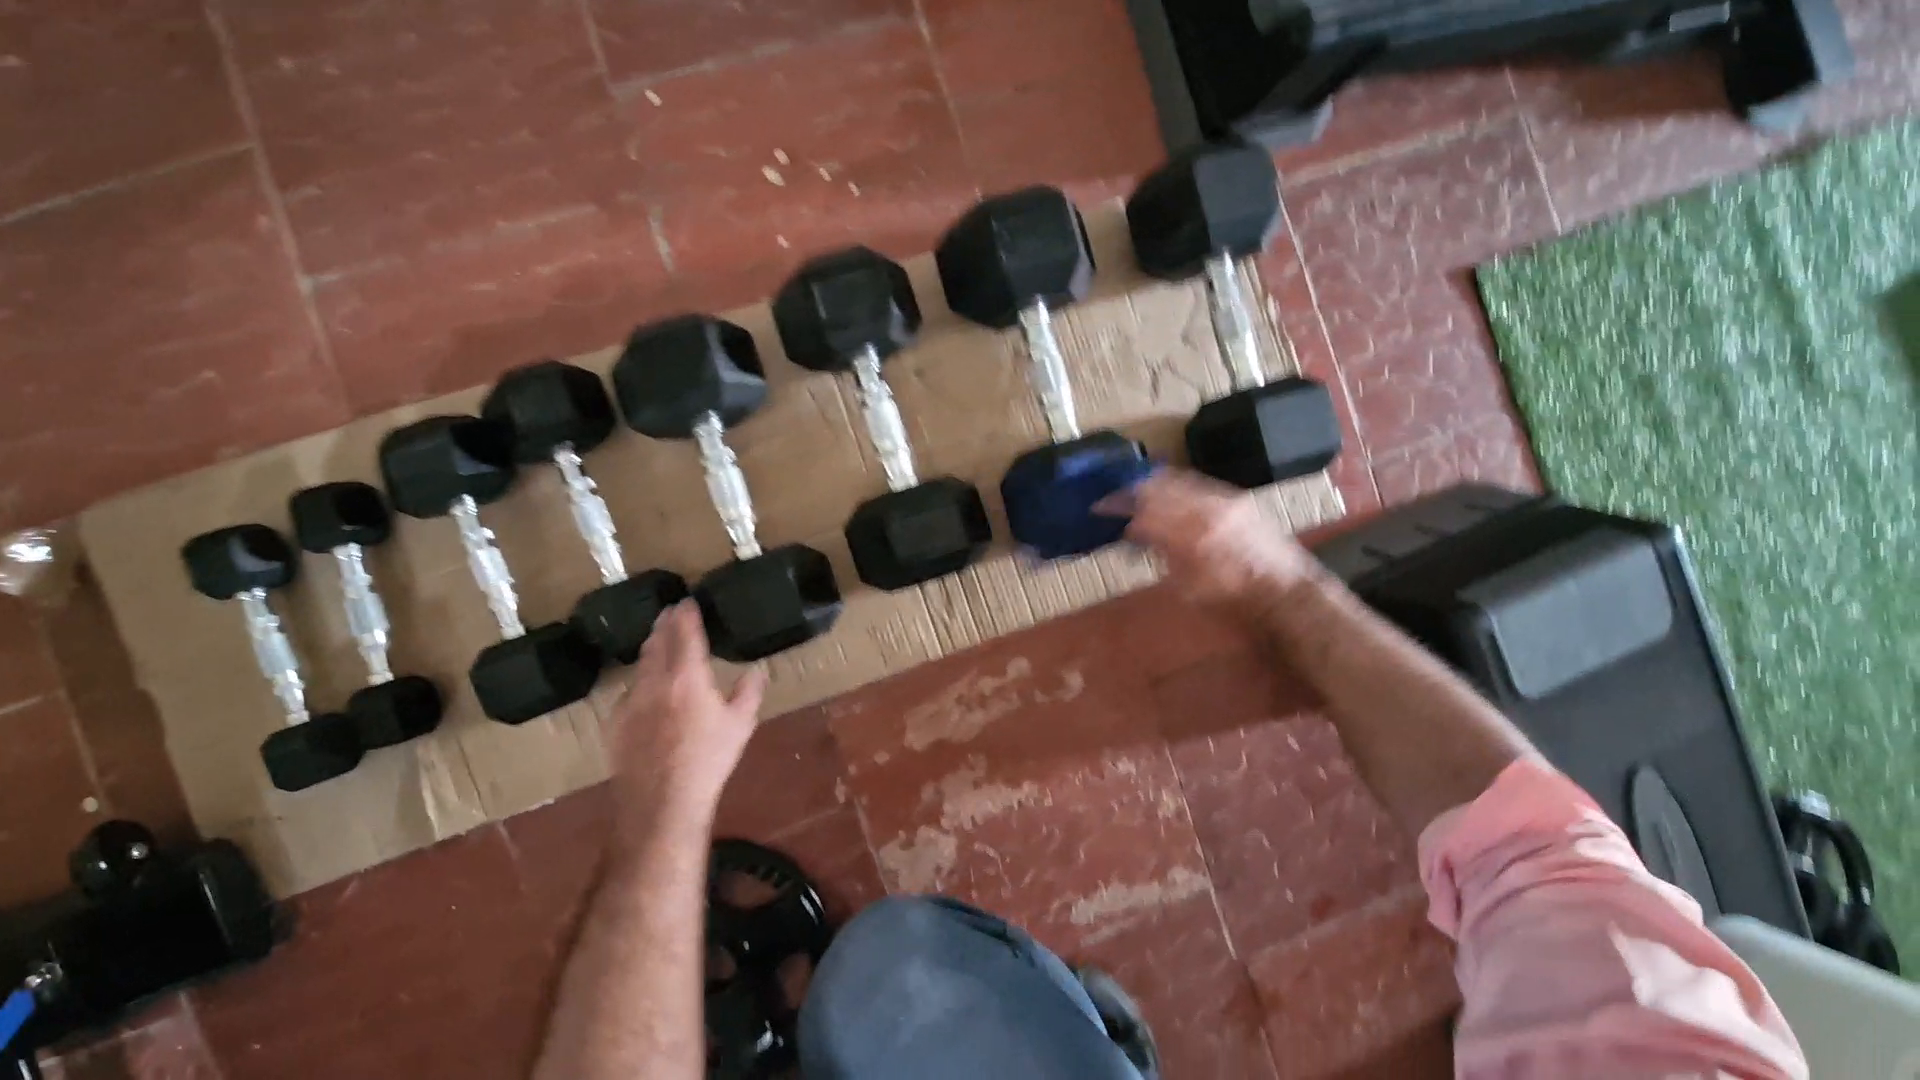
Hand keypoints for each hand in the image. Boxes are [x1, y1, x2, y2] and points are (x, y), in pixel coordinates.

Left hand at [608, 601, 767, 828]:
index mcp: (688, 676)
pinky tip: (644, 688)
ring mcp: (631, 700)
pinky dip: (640, 680)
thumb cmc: (708, 760)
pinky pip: (629, 691)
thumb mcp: (740, 725)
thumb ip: (748, 692)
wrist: (661, 801)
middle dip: (664, 624)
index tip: (687, 601)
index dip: (686, 615)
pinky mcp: (615, 722)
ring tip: (656, 639)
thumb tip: (756, 672)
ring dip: (650, 647)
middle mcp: (655, 680)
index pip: (685, 633)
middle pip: (657, 642)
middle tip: (669, 612)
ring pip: (640, 665)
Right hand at [1102, 469, 1319, 610]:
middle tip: (1111, 495)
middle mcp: (1206, 511)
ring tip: (1134, 491)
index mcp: (1190, 537)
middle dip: (1131, 490)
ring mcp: (1223, 501)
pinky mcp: (1235, 499)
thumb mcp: (1187, 586)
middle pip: (1158, 488)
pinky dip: (1176, 485)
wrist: (1284, 591)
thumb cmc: (1232, 601)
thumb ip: (1160, 553)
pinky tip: (1166, 492)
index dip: (1118, 506)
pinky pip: (1197, 483)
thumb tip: (1135, 533)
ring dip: (1152, 484)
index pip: (1144, 511)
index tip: (1099, 507)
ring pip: (1177, 480)